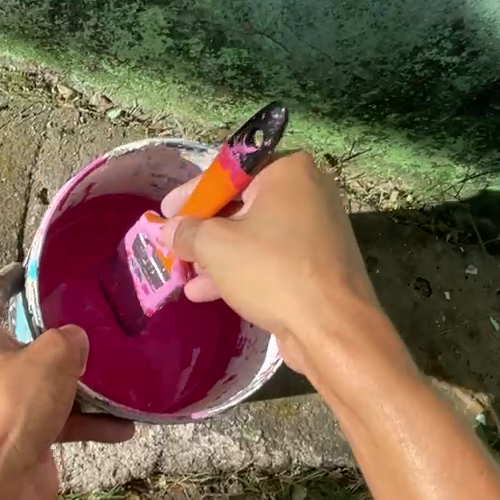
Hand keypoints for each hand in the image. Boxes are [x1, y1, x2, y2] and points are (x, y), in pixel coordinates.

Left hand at [0, 266, 133, 499]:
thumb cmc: (13, 404)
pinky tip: (123, 425)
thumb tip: (77, 342)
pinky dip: (86, 420)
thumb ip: (70, 338)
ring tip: (118, 372)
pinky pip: (57, 416)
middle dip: (58, 331)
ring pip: (44, 379)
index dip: (15, 277)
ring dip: (80, 382)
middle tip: (92, 314)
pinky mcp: (19, 432)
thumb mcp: (51, 355)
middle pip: (23, 337)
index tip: (40, 267)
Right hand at [160, 152, 385, 375]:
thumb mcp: (215, 246)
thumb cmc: (271, 271)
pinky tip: (205, 293)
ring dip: (216, 255)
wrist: (332, 328)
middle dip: (204, 230)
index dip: (191, 195)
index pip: (227, 174)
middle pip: (240, 205)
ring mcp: (316, 228)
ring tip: (184, 275)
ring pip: (253, 234)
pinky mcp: (317, 262)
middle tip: (175, 245)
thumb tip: (169, 230)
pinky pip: (270, 256)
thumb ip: (186, 232)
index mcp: (287, 171)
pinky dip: (240, 269)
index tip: (166, 212)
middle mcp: (307, 191)